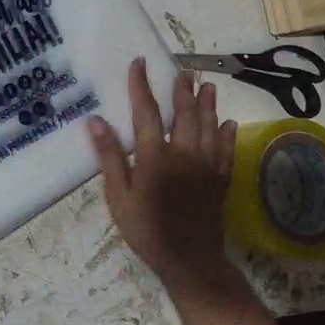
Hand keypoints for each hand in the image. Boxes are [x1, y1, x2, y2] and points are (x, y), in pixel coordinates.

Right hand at [87, 60, 238, 294]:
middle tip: (182, 70)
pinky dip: (227, 133)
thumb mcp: (118, 197)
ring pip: (209, 127)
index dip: (141, 86)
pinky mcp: (221, 180)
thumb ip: (110, 157)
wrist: (190, 261)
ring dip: (207, 104)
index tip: (139, 63)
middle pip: (184, 114)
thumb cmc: (146, 230)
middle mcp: (185, 155)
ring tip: (207, 85)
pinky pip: (227, 150)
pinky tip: (227, 122)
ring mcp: (207, 167)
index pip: (146, 112)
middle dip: (181, 90)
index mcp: (156, 157)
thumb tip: (96, 121)